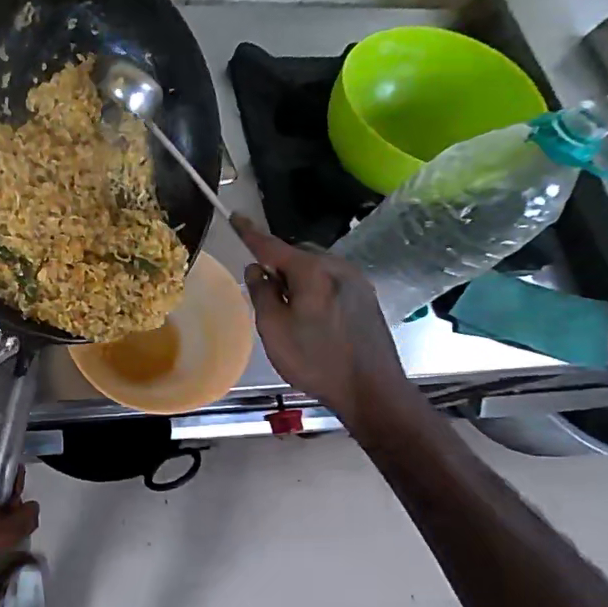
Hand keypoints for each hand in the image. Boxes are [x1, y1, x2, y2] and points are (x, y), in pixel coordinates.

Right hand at [232, 213, 420, 433]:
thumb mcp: (274, 328)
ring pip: (315, 268)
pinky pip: (330, 281)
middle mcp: (338, 268)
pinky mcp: (365, 298)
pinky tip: (309, 315)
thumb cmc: (315, 359)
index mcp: (313, 271)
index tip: (236, 217)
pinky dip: (313, 287)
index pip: (272, 246)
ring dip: (296, 278)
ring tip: (286, 308)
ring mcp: (356, 282)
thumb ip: (261, 293)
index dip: (250, 233)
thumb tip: (256, 269)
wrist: (371, 389)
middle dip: (277, 263)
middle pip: (298, 254)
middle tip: (262, 290)